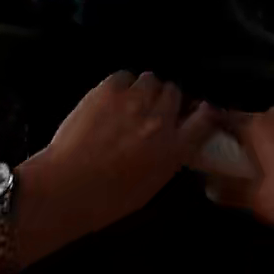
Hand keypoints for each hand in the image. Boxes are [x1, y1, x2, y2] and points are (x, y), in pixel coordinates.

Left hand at [20, 72, 214, 245]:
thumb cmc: (109, 198)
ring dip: (145, 88)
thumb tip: (166, 142)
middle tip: (152, 107)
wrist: (70, 183)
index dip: (201, 112)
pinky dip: (121, 84)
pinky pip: (123, 76)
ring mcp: (133, 100)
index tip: (195, 111)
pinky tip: (112, 96)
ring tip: (131, 100)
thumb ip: (165, 157)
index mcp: (173, 150)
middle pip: (173, 92)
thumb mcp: (151, 183)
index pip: (203, 121)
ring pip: (150, 79)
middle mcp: (159, 120)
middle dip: (165, 98)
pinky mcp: (108, 88)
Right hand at [204, 107, 273, 244]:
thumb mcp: (261, 202)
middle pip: (242, 123)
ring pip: (265, 131)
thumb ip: (230, 192)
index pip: (219, 118)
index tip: (195, 146)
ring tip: (248, 172)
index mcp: (256, 124)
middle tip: (220, 165)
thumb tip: (207, 186)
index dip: (205, 131)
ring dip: (254, 147)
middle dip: (230, 141)